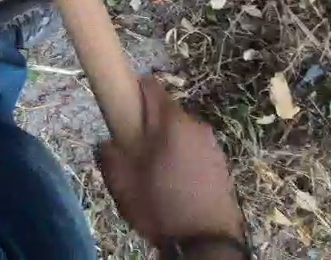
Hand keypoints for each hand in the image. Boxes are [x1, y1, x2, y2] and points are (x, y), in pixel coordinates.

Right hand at [98, 76, 245, 251]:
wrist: (207, 247)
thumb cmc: (162, 206)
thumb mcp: (122, 183)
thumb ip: (108, 154)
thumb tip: (107, 143)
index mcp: (171, 121)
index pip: (150, 86)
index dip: (133, 91)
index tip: (123, 109)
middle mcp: (196, 125)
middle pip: (167, 111)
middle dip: (150, 123)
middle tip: (137, 148)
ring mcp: (213, 146)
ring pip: (183, 132)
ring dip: (169, 142)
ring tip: (158, 171)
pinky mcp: (223, 167)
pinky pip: (197, 151)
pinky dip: (186, 159)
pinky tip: (178, 184)